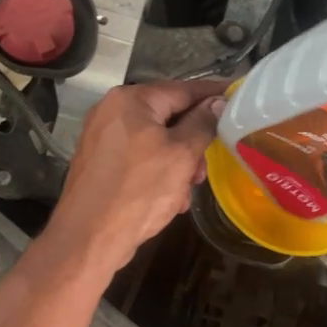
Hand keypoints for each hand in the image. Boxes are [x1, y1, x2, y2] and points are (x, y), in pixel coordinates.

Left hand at [39, 80, 227, 277]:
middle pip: (167, 116)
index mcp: (131, 100)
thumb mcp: (181, 155)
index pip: (183, 89)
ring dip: (177, 164)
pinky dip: (157, 174)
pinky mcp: (98, 163)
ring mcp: (101, 138)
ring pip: (155, 141)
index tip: (238, 98)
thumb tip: (218, 102)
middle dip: (192, 143)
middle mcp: (112, 111)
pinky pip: (138, 159)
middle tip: (205, 170)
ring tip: (186, 191)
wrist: (88, 237)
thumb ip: (202, 124)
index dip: (212, 96)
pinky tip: (168, 199)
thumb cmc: (139, 191)